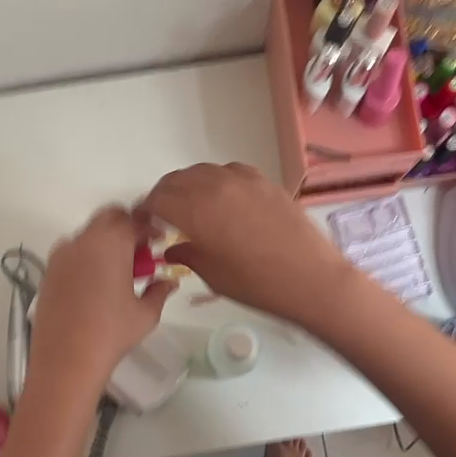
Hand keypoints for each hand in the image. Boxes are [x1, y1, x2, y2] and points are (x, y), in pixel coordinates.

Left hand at [29, 206, 175, 387]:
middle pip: (108, 217)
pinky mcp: (49, 271)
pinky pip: (72, 252)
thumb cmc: (112, 333)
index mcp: (112, 243)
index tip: (159, 242)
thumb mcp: (145, 314)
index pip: (135, 221)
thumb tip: (169, 282)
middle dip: (126, 228)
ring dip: (105, 242)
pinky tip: (95, 285)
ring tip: (117, 272)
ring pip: (88, 234)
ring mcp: (62, 254)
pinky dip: (87, 257)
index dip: (150, 228)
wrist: (66, 359)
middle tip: (139, 253)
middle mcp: (84, 240)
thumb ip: (159, 291)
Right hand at [137, 163, 361, 327]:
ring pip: (203, 172)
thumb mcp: (213, 275)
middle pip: (177, 180)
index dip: (146, 209)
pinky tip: (224, 200)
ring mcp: (242, 180)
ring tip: (192, 206)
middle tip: (164, 215)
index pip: (157, 198)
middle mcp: (215, 186)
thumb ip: (187, 255)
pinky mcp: (264, 181)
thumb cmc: (256, 284)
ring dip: (190, 185)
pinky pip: (230, 172)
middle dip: (165, 195)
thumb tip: (173, 249)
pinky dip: (217, 181)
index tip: (145, 221)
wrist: (310, 278)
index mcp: (195, 210)